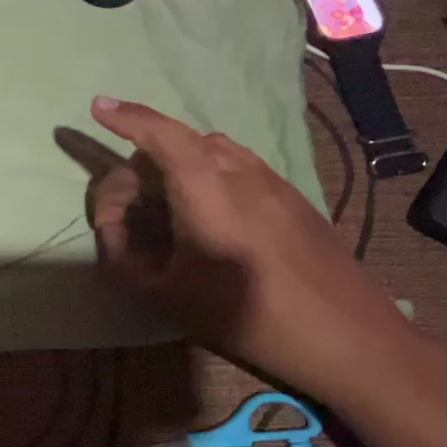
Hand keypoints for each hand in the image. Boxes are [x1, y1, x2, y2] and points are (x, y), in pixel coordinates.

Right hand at [85, 96, 420, 397]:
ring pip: (210, 152)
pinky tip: (206, 219)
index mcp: (207, 192)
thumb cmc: (247, 319)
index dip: (127, 117)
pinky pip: (236, 168)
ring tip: (163, 212)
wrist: (348, 339)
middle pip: (178, 144)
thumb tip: (113, 233)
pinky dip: (206, 175)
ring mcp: (272, 182)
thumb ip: (123, 261)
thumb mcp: (166, 299)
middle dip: (140, 168)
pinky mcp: (292, 198)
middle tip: (124, 217)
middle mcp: (240, 173)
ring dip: (174, 167)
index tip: (98, 106)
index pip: (162, 136)